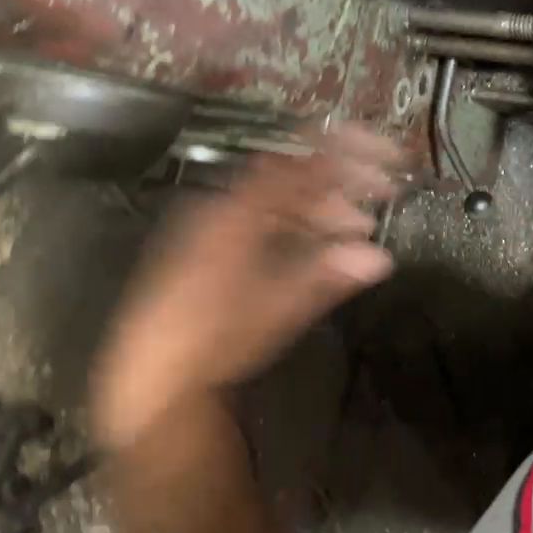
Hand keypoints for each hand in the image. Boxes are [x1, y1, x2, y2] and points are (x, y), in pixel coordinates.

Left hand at [90, 127, 398, 451]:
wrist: (147, 383)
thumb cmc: (210, 342)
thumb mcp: (275, 310)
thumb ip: (328, 276)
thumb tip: (380, 258)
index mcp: (239, 210)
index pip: (302, 161)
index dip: (348, 149)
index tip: (384, 152)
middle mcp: (227, 207)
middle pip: (295, 175)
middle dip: (344, 180)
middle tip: (383, 192)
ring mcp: (217, 226)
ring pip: (283, 198)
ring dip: (326, 205)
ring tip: (359, 227)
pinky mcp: (213, 248)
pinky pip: (267, 216)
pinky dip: (302, 222)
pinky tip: (323, 243)